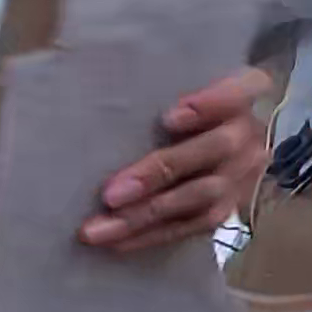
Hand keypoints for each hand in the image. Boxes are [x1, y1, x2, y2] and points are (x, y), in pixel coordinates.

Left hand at [79, 68, 271, 251]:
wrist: (223, 146)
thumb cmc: (179, 106)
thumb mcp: (177, 85)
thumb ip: (151, 82)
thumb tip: (61, 69)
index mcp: (244, 94)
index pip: (244, 89)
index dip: (213, 103)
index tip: (169, 117)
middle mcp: (250, 132)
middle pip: (218, 148)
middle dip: (163, 171)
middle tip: (112, 192)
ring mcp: (245, 172)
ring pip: (205, 193)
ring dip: (151, 212)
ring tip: (100, 228)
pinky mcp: (232, 204)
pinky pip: (197, 224)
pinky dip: (155, 233)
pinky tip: (117, 242)